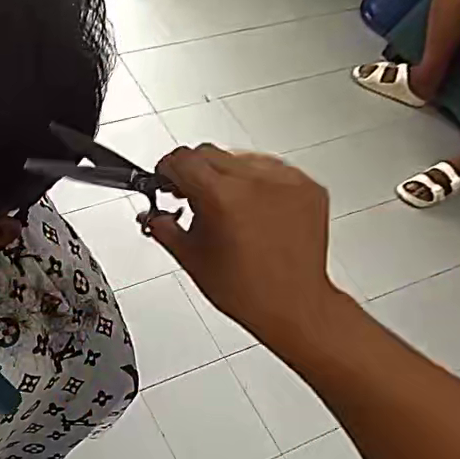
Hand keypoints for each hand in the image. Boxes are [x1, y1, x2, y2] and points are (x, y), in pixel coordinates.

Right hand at [142, 145, 351, 349]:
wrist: (293, 304)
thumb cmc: (248, 291)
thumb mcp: (191, 259)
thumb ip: (164, 227)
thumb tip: (153, 214)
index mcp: (222, 197)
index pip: (183, 159)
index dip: (167, 170)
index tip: (165, 179)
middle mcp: (256, 182)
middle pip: (210, 154)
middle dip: (194, 172)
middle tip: (189, 195)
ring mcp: (285, 181)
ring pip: (241, 158)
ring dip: (226, 176)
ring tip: (226, 209)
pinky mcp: (306, 187)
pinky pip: (272, 170)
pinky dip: (257, 183)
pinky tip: (253, 210)